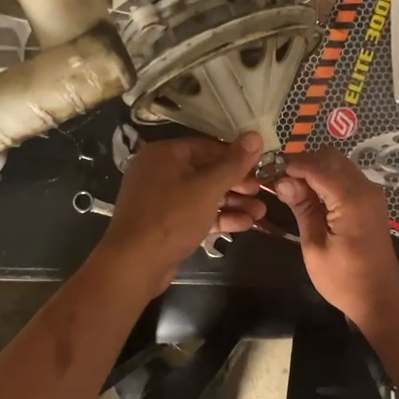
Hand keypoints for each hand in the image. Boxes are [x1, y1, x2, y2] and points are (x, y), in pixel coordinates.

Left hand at [97, 133, 266, 285]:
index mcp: (165, 154)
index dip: (236, 156)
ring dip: (233, 203)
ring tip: (261, 212)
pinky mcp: (166, 224)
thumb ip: (234, 163)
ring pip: (204, 196)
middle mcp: (160, 172)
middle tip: (262, 191)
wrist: (135, 263)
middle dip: (237, 183)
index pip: (208, 146)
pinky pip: (196, 214)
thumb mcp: (208, 188)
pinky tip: (245, 224)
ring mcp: (162, 199)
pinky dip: (219, 218)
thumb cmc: (172, 217)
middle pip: (207, 172)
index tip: (261, 167)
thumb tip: (255, 135)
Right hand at [273, 148, 398, 333]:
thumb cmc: (343, 280)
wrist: (379, 299)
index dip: (291, 164)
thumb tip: (282, 180)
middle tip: (278, 179)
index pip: (317, 167)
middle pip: (330, 158)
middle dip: (303, 163)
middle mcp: (366, 189)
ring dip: (315, 169)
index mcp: (351, 200)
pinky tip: (310, 194)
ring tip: (290, 186)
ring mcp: (372, 194)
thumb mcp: (314, 246)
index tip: (267, 170)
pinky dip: (327, 178)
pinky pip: (347, 178)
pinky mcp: (372, 203)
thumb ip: (302, 208)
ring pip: (340, 165)